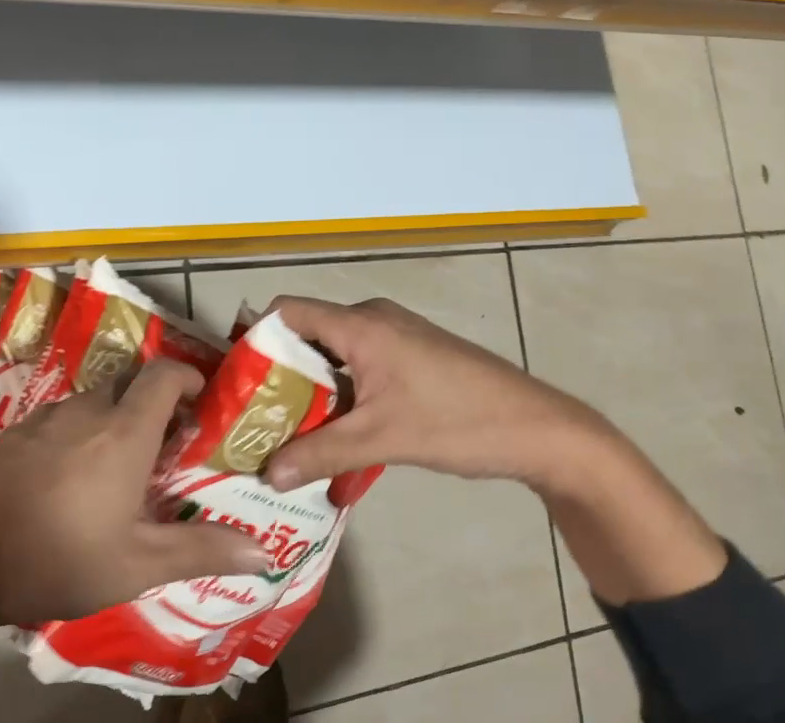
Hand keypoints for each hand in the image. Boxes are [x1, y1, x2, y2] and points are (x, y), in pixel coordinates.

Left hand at [0, 363, 267, 624]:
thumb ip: (201, 550)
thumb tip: (262, 552)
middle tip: (169, 443)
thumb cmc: (62, 556)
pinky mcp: (16, 430)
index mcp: (123, 432)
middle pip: (129, 383)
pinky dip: (80, 432)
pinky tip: (76, 474)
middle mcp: (86, 410)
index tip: (201, 403)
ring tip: (124, 464)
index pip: (162, 374)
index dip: (187, 377)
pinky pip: (61, 418)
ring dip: (115, 418)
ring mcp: (46, 416)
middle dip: (154, 401)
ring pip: (93, 400)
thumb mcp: (138, 565)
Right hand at [262, 296, 615, 498]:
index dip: (257, 338)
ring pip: (334, 350)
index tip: (239, 380)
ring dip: (311, 384)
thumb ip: (319, 453)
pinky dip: (340, 387)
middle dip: (279, 370)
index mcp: (361, 324)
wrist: (546, 432)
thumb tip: (266, 474)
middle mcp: (374, 318)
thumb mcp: (382, 440)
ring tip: (288, 425)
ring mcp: (397, 334)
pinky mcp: (413, 353)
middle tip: (256, 412)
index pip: (287, 310)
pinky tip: (335, 426)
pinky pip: (358, 360)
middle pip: (307, 332)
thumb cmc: (459, 423)